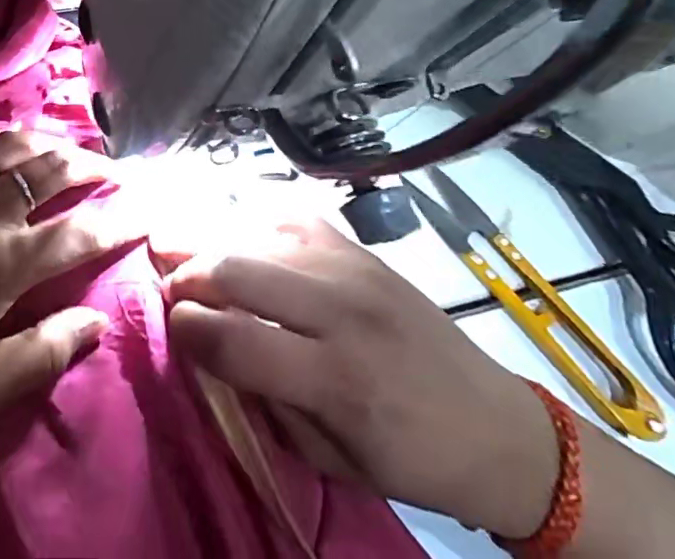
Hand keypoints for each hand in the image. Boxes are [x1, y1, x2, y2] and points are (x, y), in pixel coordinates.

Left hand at [0, 131, 141, 432]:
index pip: (78, 232)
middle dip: (89, 167)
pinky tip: (1, 144)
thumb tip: (98, 321)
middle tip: (115, 170)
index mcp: (4, 262)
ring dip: (46, 143)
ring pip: (7, 148)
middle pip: (48, 172)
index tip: (144, 212)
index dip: (117, 221)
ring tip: (69, 148)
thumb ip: (46, 352)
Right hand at [166, 219, 558, 539]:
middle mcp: (341, 313)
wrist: (500, 430)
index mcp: (335, 381)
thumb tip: (202, 339)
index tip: (175, 329)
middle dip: (185, 277)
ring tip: (189, 258)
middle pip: (230, 270)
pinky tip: (241, 243)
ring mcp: (352, 269)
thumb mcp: (322, 455)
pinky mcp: (361, 249)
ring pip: (250, 235)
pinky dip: (251, 225)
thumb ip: (256, 393)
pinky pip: (284, 216)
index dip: (184, 328)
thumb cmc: (406, 458)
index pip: (227, 337)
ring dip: (208, 246)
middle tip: (174, 290)